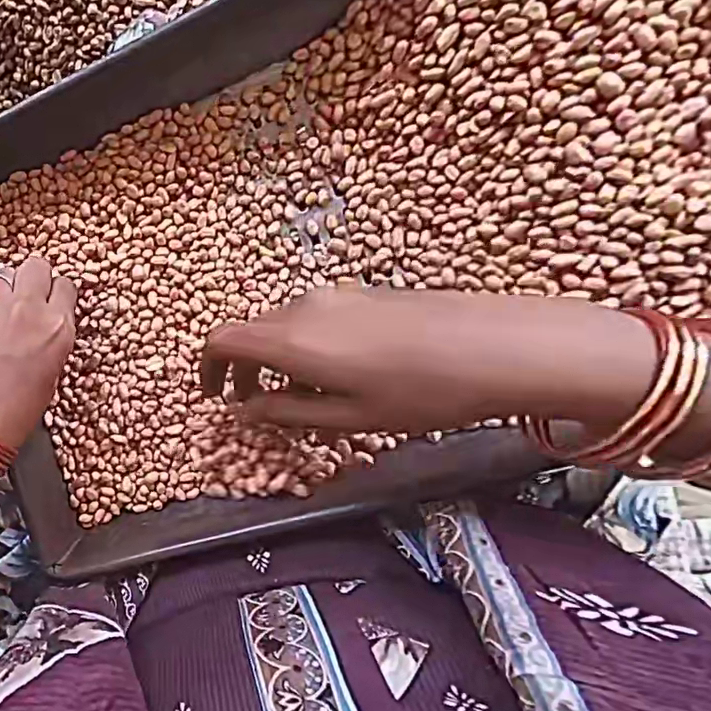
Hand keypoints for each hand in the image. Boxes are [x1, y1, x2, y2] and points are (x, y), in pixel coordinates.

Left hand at [0, 256, 78, 447]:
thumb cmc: (14, 411)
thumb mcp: (51, 374)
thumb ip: (52, 338)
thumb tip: (46, 324)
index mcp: (58, 327)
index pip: (65, 285)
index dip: (57, 293)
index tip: (52, 301)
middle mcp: (28, 309)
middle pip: (36, 266)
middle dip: (34, 278)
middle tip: (28, 297)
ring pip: (4, 274)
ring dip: (6, 289)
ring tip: (1, 313)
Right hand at [199, 287, 672, 434]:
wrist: (503, 345)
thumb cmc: (422, 393)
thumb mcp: (348, 417)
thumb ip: (288, 411)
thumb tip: (248, 408)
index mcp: (292, 340)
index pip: (222, 340)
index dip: (207, 368)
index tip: (214, 396)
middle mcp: (303, 308)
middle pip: (250, 332)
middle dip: (243, 368)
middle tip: (256, 403)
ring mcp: (335, 296)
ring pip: (282, 324)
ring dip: (274, 357)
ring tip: (301, 394)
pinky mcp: (361, 293)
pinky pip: (311, 317)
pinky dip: (302, 344)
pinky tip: (337, 371)